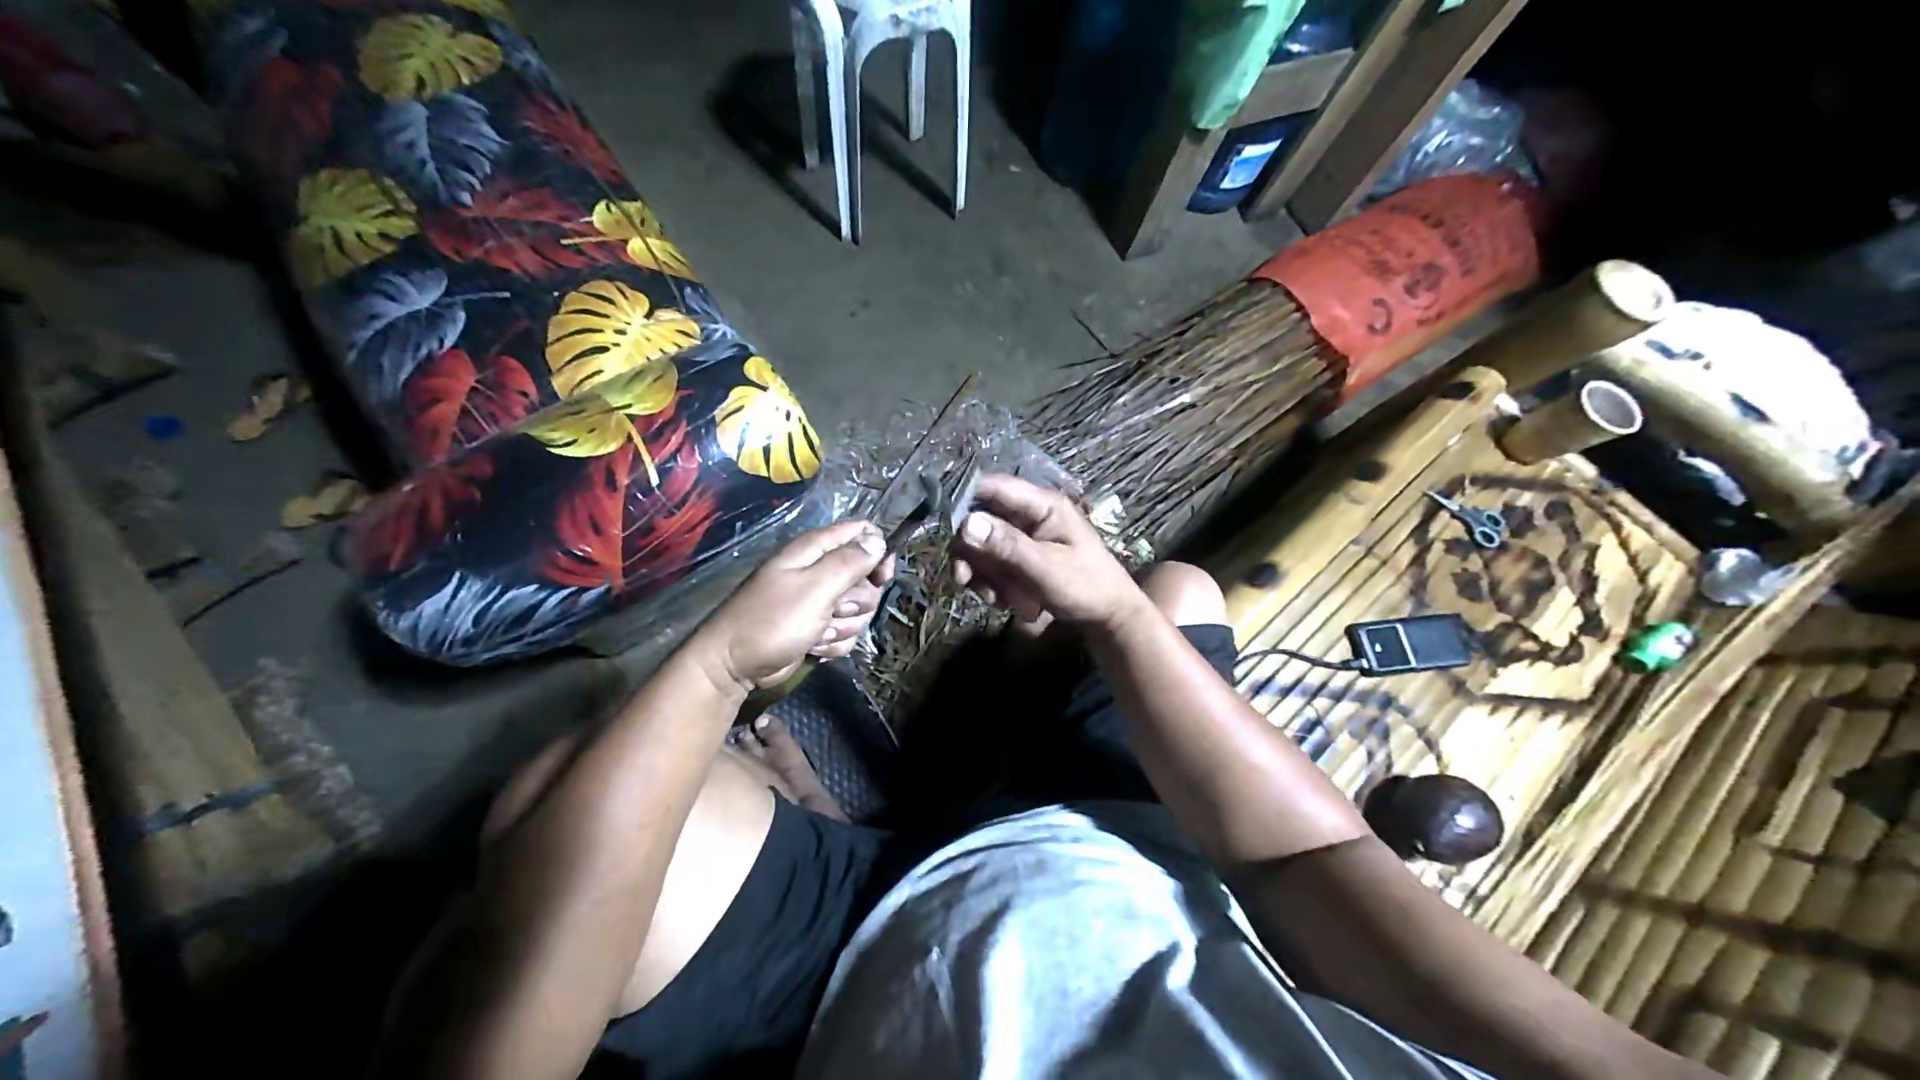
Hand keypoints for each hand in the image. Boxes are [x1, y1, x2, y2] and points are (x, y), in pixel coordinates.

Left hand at [695, 520, 893, 691]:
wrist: (735, 664)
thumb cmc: (772, 620)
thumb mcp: (816, 588)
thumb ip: (850, 562)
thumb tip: (878, 540)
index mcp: (815, 550)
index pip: (862, 533)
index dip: (878, 551)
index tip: (881, 577)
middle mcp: (819, 571)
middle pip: (866, 578)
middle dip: (857, 601)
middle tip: (834, 610)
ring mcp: (818, 601)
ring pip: (858, 610)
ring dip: (843, 626)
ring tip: (816, 632)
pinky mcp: (817, 627)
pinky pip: (845, 632)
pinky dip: (833, 643)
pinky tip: (813, 646)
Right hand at [950, 474, 1147, 629]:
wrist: (1110, 618)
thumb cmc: (1086, 587)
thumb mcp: (1045, 568)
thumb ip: (1006, 546)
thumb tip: (965, 523)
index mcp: (1042, 505)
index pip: (992, 486)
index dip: (963, 501)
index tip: (945, 529)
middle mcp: (1029, 515)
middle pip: (980, 520)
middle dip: (973, 554)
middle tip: (966, 580)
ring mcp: (1025, 536)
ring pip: (983, 546)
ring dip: (984, 575)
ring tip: (998, 600)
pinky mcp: (1021, 557)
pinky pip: (993, 564)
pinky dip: (994, 585)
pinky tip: (1008, 603)